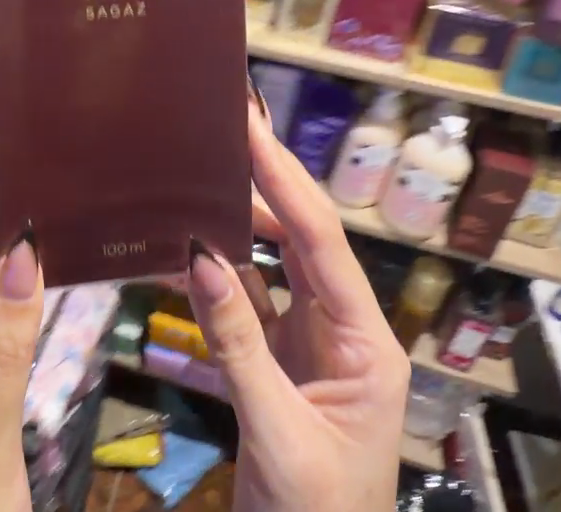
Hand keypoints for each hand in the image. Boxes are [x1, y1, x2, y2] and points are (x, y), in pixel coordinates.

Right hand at [190, 93, 411, 511]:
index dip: (286, 182)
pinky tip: (193, 239)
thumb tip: (198, 255)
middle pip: (305, 239)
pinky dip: (221, 268)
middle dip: (271, 181)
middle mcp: (344, 326)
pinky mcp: (281, 356)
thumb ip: (238, 344)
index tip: (251, 130)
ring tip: (209, 169)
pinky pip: (250, 297)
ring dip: (245, 218)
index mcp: (367, 341)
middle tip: (231, 127)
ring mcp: (311, 339)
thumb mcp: (279, 433)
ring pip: (278, 261)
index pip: (322, 244)